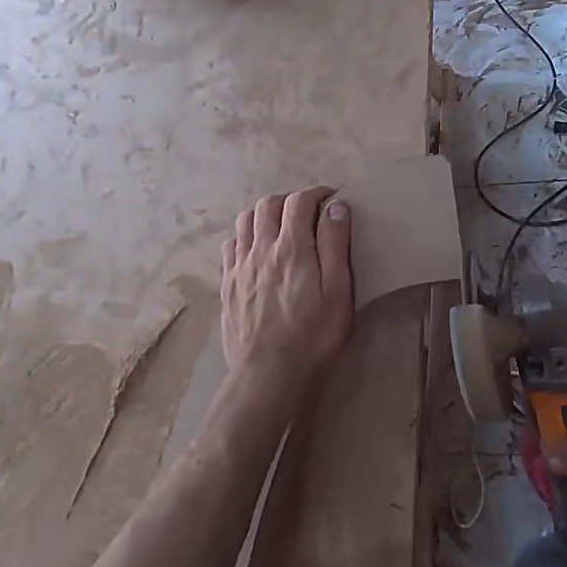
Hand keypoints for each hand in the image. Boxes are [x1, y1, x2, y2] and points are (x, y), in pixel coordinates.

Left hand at [219, 186, 353, 381]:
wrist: (269, 372)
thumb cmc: (313, 334)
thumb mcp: (339, 291)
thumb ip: (335, 246)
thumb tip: (336, 208)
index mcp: (292, 247)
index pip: (299, 201)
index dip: (316, 193)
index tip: (330, 199)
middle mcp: (261, 249)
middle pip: (268, 204)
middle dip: (290, 200)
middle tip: (308, 213)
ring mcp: (240, 266)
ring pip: (244, 221)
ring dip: (264, 215)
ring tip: (281, 228)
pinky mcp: (227, 285)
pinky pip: (230, 246)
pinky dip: (245, 237)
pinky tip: (256, 251)